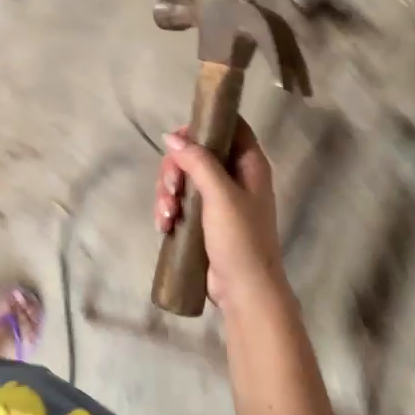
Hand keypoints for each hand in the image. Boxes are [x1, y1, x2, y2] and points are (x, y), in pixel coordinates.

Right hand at [154, 120, 293, 319]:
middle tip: (170, 188)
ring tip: (167, 216)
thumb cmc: (240, 239)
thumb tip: (171, 136)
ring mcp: (219, 200)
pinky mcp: (205, 220)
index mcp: (249, 165)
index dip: (203, 125)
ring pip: (184, 178)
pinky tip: (166, 225)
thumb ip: (198, 161)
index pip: (229, 127)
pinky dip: (169, 209)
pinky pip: (181, 202)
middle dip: (175, 169)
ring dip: (168, 193)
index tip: (176, 138)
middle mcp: (235, 177)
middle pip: (197, 152)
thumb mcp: (219, 195)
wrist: (244, 290)